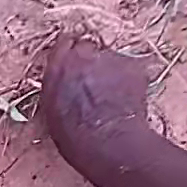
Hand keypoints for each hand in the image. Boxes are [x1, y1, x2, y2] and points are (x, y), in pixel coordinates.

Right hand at [41, 35, 151, 178]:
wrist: (109, 142)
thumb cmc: (75, 138)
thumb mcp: (53, 112)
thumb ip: (58, 87)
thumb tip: (65, 83)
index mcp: (58, 67)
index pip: (64, 44)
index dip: (70, 57)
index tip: (72, 68)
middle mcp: (84, 54)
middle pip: (88, 48)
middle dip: (89, 63)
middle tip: (91, 86)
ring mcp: (111, 57)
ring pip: (109, 58)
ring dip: (109, 72)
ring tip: (110, 98)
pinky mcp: (133, 64)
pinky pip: (129, 68)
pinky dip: (128, 80)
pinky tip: (126, 101)